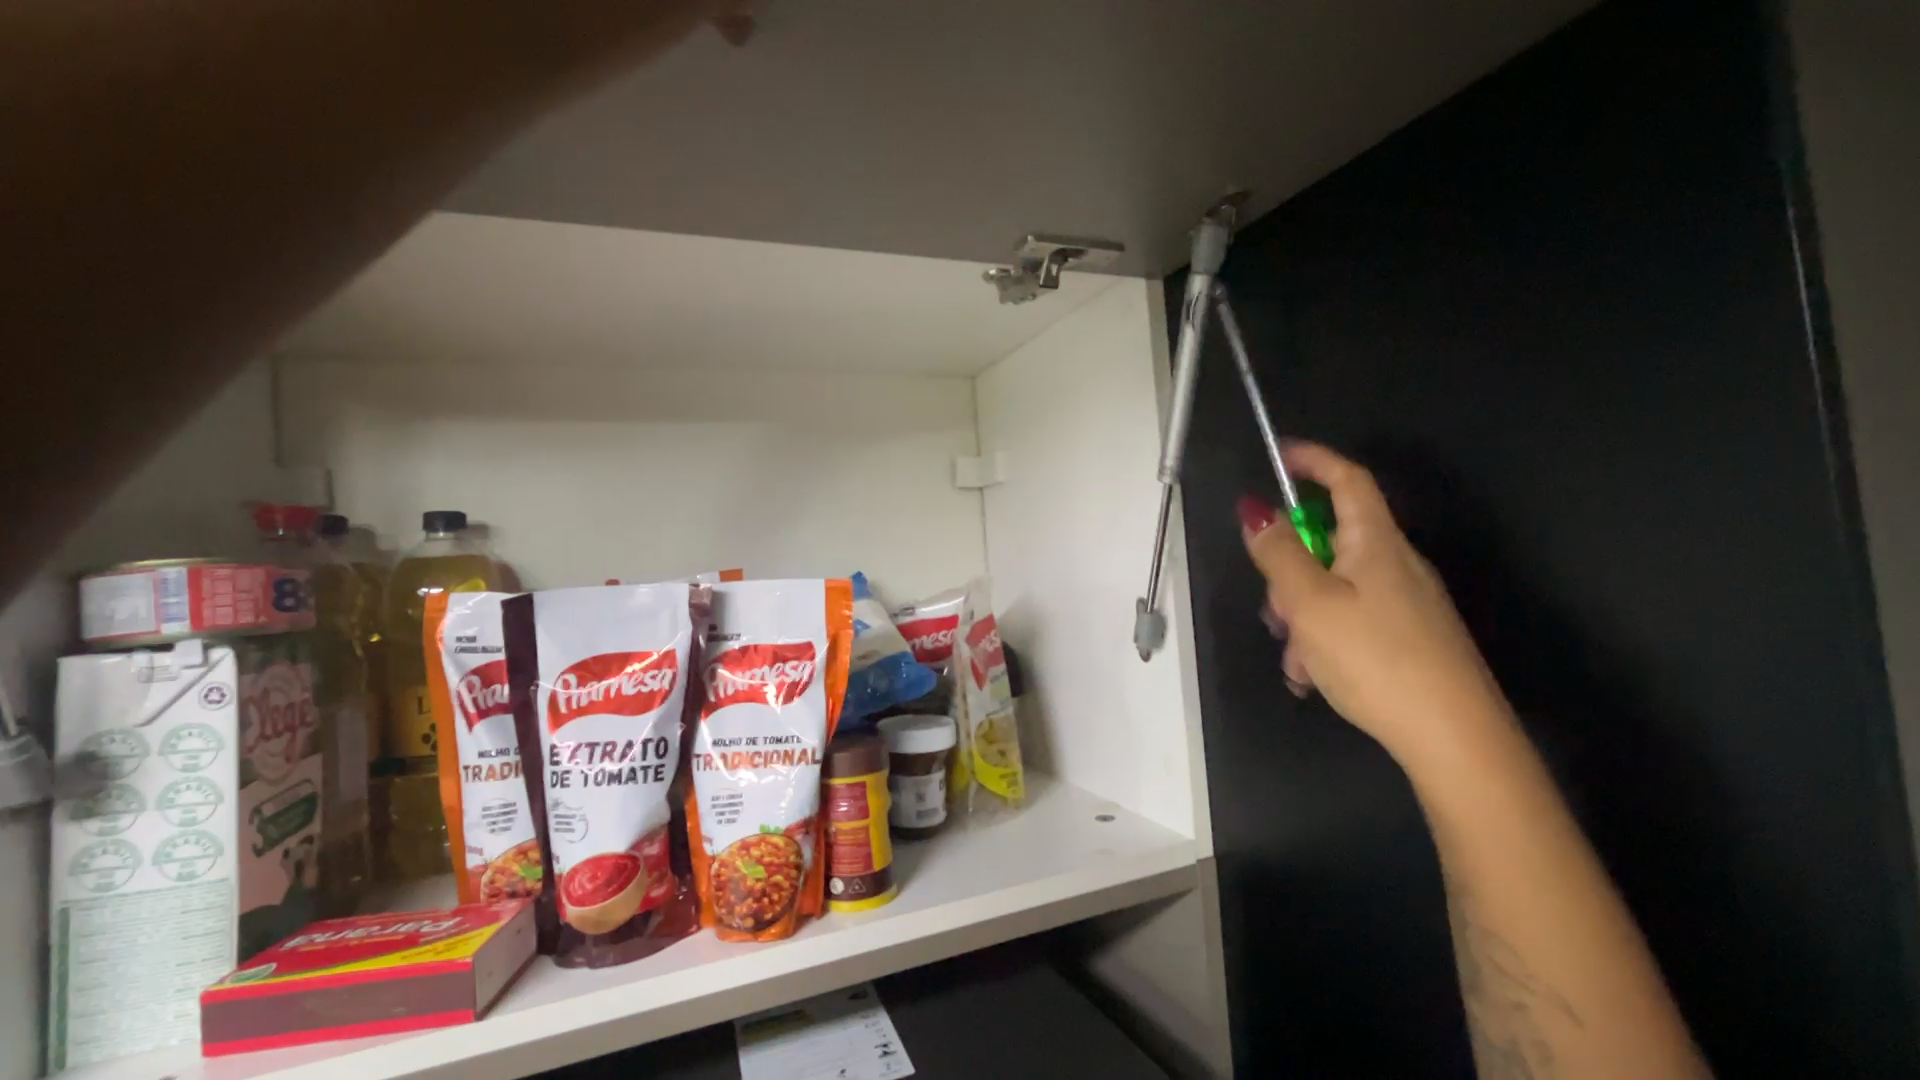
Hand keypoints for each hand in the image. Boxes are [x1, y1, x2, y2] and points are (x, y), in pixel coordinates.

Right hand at [1240, 442, 1508, 762]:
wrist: (1453, 735)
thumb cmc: (1376, 658)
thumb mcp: (1311, 603)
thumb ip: (1279, 554)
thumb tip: (1255, 508)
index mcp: (1375, 542)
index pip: (1346, 479)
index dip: (1313, 460)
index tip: (1278, 455)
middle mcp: (1395, 563)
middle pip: (1329, 542)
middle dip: (1289, 571)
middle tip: (1275, 611)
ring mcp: (1405, 602)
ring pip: (1334, 588)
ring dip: (1302, 617)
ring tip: (1298, 663)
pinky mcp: (1409, 637)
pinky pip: (1351, 621)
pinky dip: (1325, 640)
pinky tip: (1317, 679)